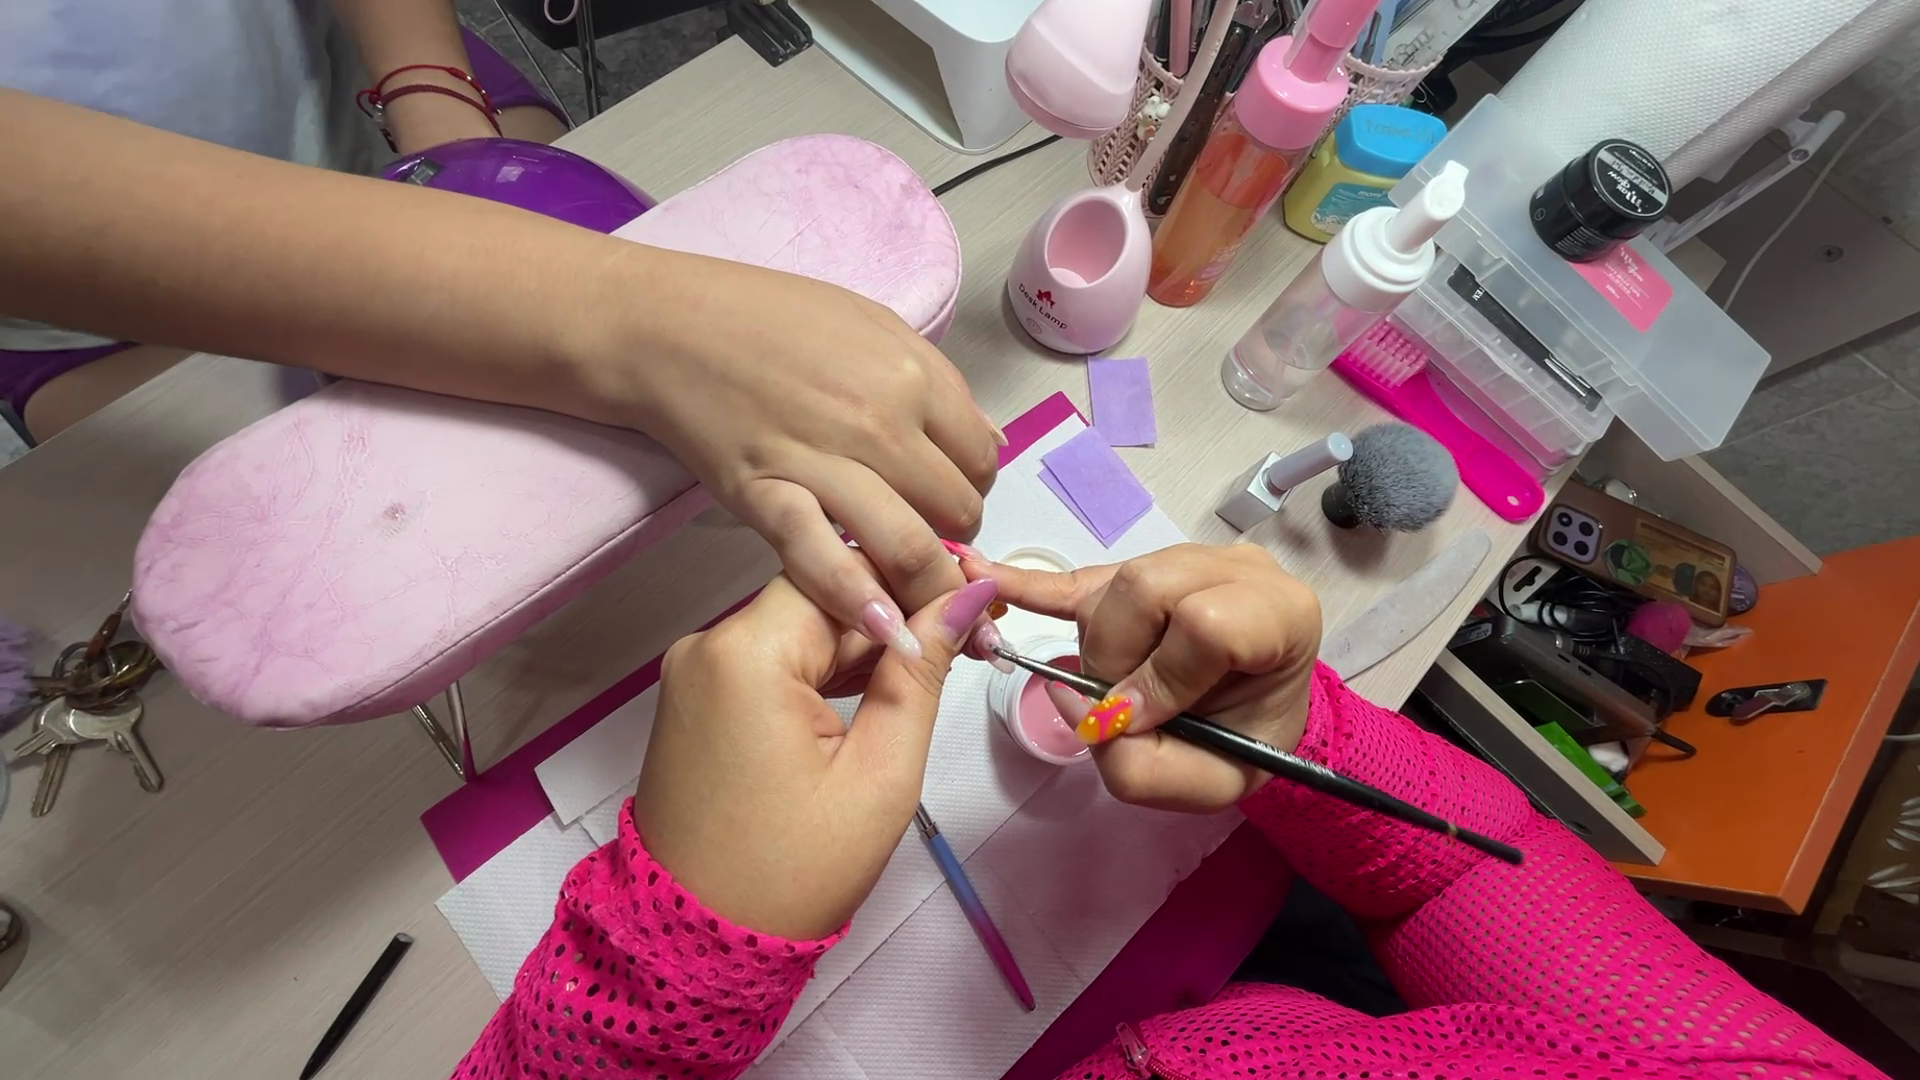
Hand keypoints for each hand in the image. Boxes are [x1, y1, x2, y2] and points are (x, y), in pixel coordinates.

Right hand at [625, 257, 1001, 660]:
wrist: (667, 325)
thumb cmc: (770, 316)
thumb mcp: (874, 324)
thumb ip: (939, 384)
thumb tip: (989, 440)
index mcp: (912, 375)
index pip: (981, 461)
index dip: (975, 488)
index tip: (954, 497)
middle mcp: (880, 424)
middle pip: (957, 511)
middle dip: (957, 538)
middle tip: (933, 539)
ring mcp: (823, 465)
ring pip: (909, 547)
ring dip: (926, 581)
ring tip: (919, 592)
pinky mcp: (768, 498)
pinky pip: (824, 560)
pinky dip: (858, 601)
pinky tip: (881, 627)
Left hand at [632, 573, 999, 940]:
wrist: (696, 947)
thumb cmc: (793, 873)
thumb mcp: (881, 772)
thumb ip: (922, 670)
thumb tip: (966, 595)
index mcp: (746, 654)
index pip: (844, 573)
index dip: (915, 583)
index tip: (974, 605)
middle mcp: (709, 644)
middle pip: (823, 594)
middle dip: (897, 616)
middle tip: (968, 639)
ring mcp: (700, 668)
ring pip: (804, 622)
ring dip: (867, 641)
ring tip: (932, 665)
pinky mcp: (704, 693)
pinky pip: (779, 655)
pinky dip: (828, 664)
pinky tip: (877, 683)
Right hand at [962, 544, 1320, 813]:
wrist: (1252, 708)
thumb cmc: (1243, 741)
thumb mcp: (1217, 782)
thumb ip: (1143, 767)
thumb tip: (1069, 697)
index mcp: (1280, 615)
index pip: (1206, 625)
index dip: (1162, 678)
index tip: (1139, 718)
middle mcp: (1232, 568)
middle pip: (1143, 591)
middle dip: (1114, 659)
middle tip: (1120, 702)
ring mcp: (1182, 556)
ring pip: (1109, 585)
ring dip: (1095, 643)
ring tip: (1114, 678)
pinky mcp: (1131, 568)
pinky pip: (1072, 577)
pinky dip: (1025, 583)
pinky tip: (977, 571)